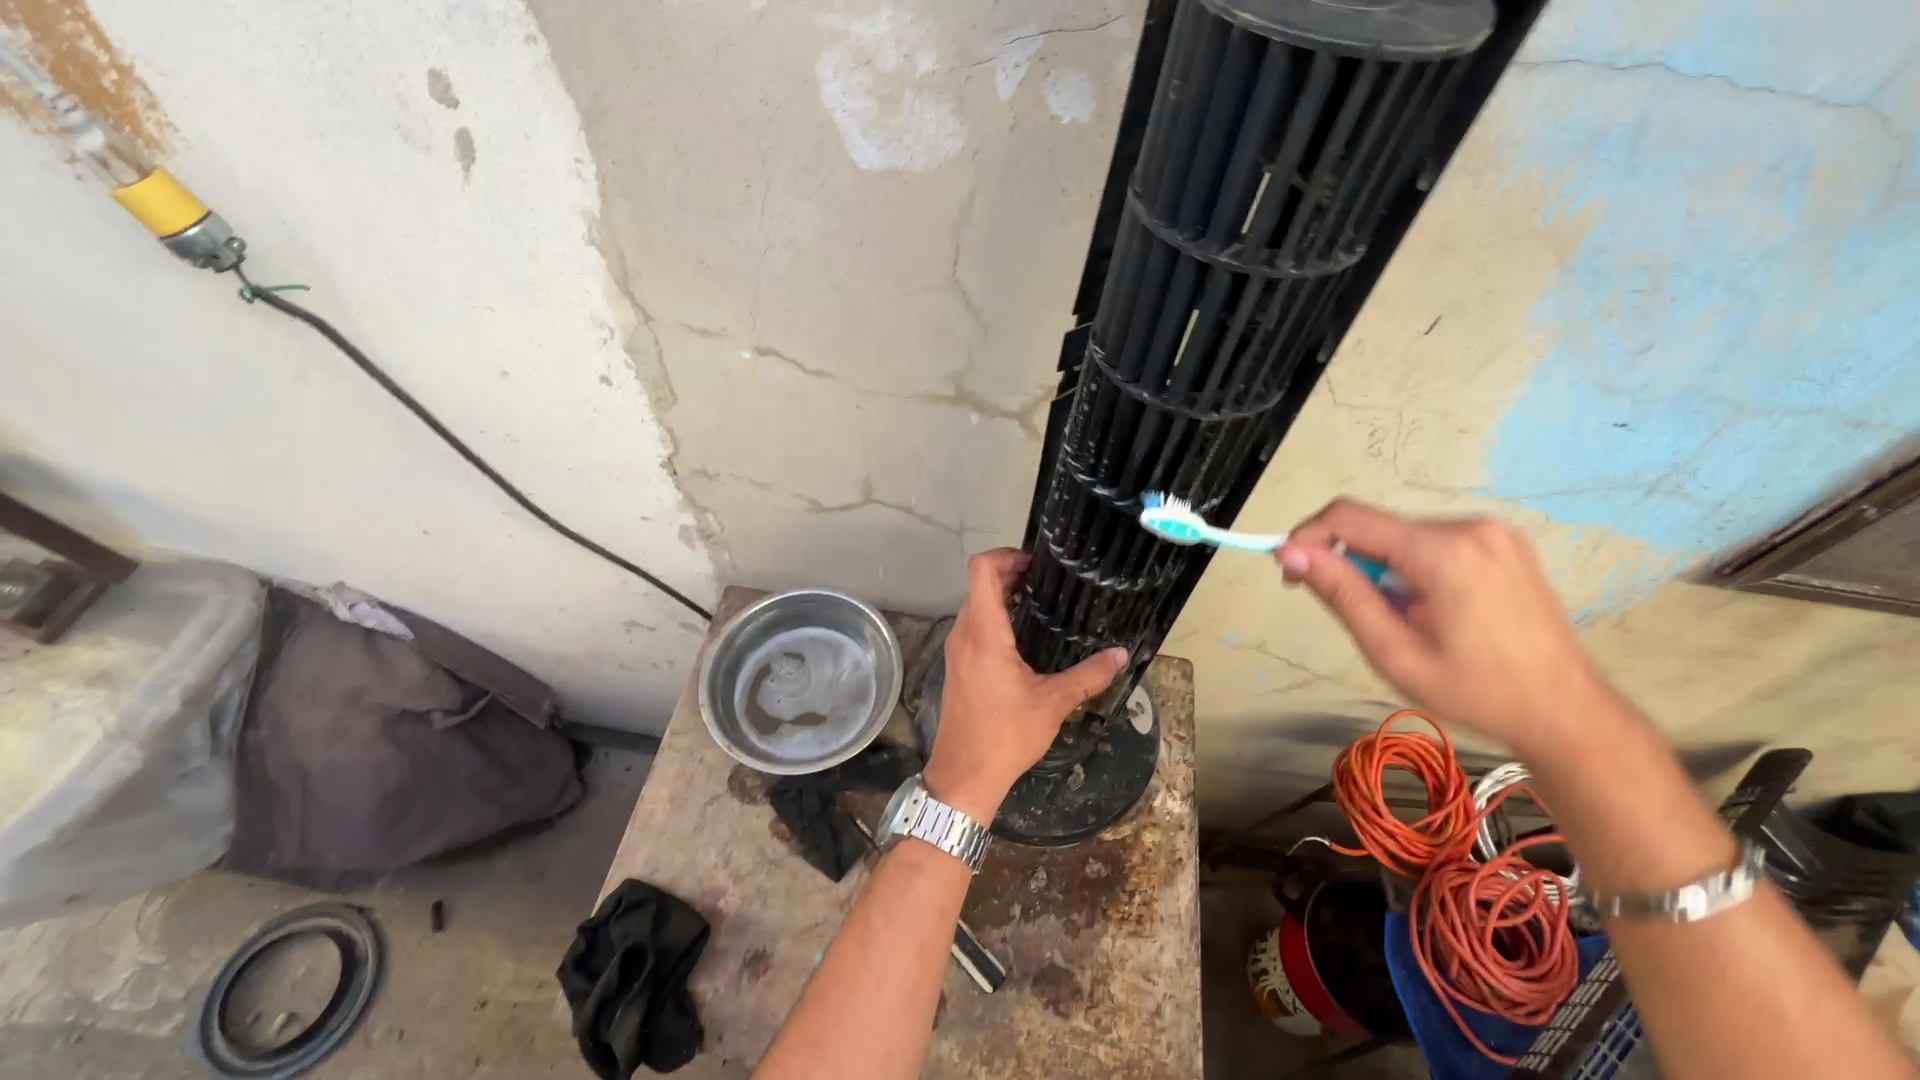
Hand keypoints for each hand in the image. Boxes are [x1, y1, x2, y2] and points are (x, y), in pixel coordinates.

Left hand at [923, 549, 1129, 819]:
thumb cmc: (1005, 735)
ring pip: (975, 606)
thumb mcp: (1053, 703)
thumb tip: (1121, 654)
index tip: (1037, 563)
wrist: (964, 776)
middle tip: (1050, 583)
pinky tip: (1025, 639)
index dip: (1007, 555)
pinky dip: (995, 619)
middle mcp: (964, 634)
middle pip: (980, 584)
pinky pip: (974, 627)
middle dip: (1012, 575)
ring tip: (1042, 606)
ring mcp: (956, 650)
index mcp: (984, 633)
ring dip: (1003, 598)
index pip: (982, 569)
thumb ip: (1088, 675)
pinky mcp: (958, 666)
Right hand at [1275, 499, 1610, 753]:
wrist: (1564, 709)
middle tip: (1361, 617)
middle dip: (1351, 564)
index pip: (1347, 516)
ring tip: (1407, 620)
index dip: (1306, 538)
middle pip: (1376, 527)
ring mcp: (1492, 530)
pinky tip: (1434, 608)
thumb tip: (1289, 551)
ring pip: (1402, 535)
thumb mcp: (1392, 651)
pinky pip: (1433, 541)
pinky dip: (1414, 567)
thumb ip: (1340, 593)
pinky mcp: (1503, 540)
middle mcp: (1469, 526)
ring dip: (1385, 569)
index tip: (1290, 574)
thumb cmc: (1473, 691)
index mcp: (1441, 552)